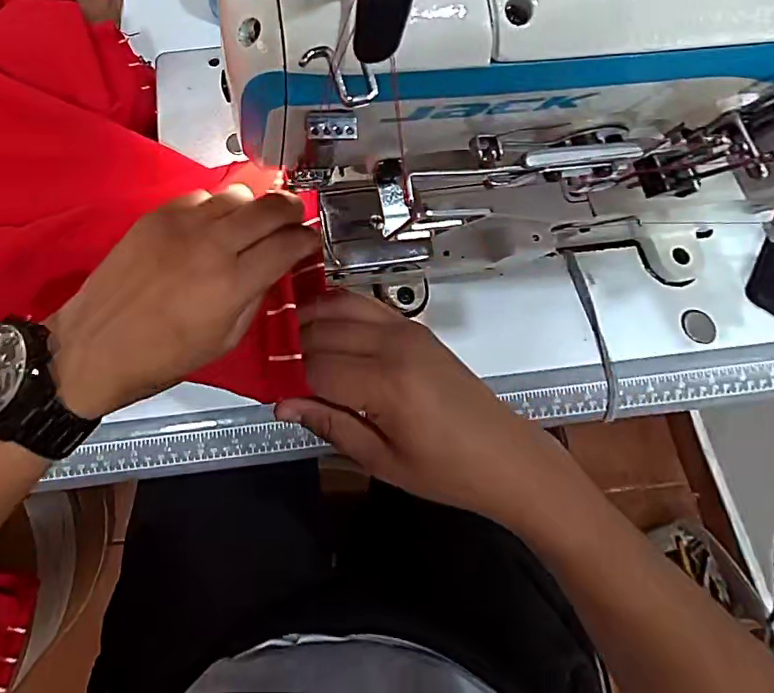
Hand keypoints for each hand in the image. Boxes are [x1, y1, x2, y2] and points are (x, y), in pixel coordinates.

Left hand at [49, 185, 318, 417]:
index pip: (288, 244)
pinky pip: (200, 196)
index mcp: (232, 284)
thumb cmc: (161, 357)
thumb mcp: (224, 340)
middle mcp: (212, 245)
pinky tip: (211, 224)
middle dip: (292, 209)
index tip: (310, 243)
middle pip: (270, 207)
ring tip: (251, 222)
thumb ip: (255, 297)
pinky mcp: (157, 215)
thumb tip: (273, 267)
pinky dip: (215, 207)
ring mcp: (182, 224)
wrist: (93, 346)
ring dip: (253, 206)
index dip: (308, 240)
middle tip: (294, 219)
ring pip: (237, 194)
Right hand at [276, 291, 580, 531]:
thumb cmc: (449, 470)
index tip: (269, 387)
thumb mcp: (382, 461)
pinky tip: (320, 320)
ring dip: (309, 318)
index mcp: (387, 384)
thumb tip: (283, 405)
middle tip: (271, 365)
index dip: (287, 378)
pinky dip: (337, 306)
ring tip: (287, 339)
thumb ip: (330, 424)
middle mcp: (395, 345)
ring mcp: (406, 329)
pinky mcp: (414, 326)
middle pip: (322, 330)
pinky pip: (365, 303)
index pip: (315, 367)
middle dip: (292, 346)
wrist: (505, 455)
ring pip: (340, 306)